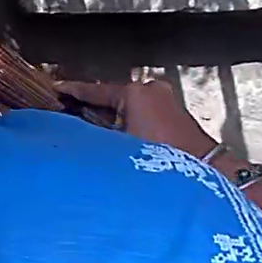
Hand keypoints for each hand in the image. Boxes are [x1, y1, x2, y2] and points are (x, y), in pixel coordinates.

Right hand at [56, 78, 216, 158]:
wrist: (205, 173)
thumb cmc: (165, 160)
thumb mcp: (118, 148)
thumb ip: (95, 134)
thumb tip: (77, 129)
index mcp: (135, 93)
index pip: (94, 90)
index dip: (72, 91)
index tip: (57, 89)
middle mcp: (150, 90)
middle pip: (110, 97)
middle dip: (90, 107)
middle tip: (68, 112)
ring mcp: (164, 99)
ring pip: (125, 106)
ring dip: (109, 117)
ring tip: (90, 130)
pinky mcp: (172, 112)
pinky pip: (140, 112)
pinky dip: (126, 121)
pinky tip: (116, 136)